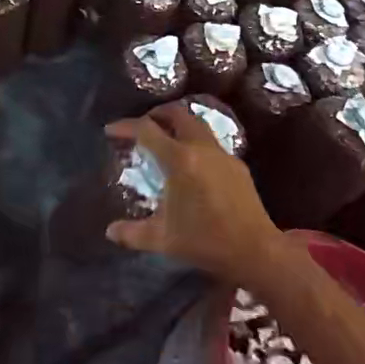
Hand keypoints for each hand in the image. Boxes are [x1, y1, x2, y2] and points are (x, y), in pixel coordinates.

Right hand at [104, 103, 285, 285]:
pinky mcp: (236, 164)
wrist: (254, 249)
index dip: (126, 126)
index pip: (147, 131)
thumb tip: (110, 231)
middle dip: (156, 114)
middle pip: (177, 114)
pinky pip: (211, 142)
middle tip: (141, 126)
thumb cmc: (205, 242)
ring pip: (197, 124)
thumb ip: (132, 233)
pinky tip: (191, 163)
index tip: (110, 130)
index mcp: (179, 160)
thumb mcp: (163, 240)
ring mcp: (222, 153)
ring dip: (178, 124)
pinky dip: (195, 141)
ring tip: (164, 139)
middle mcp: (201, 148)